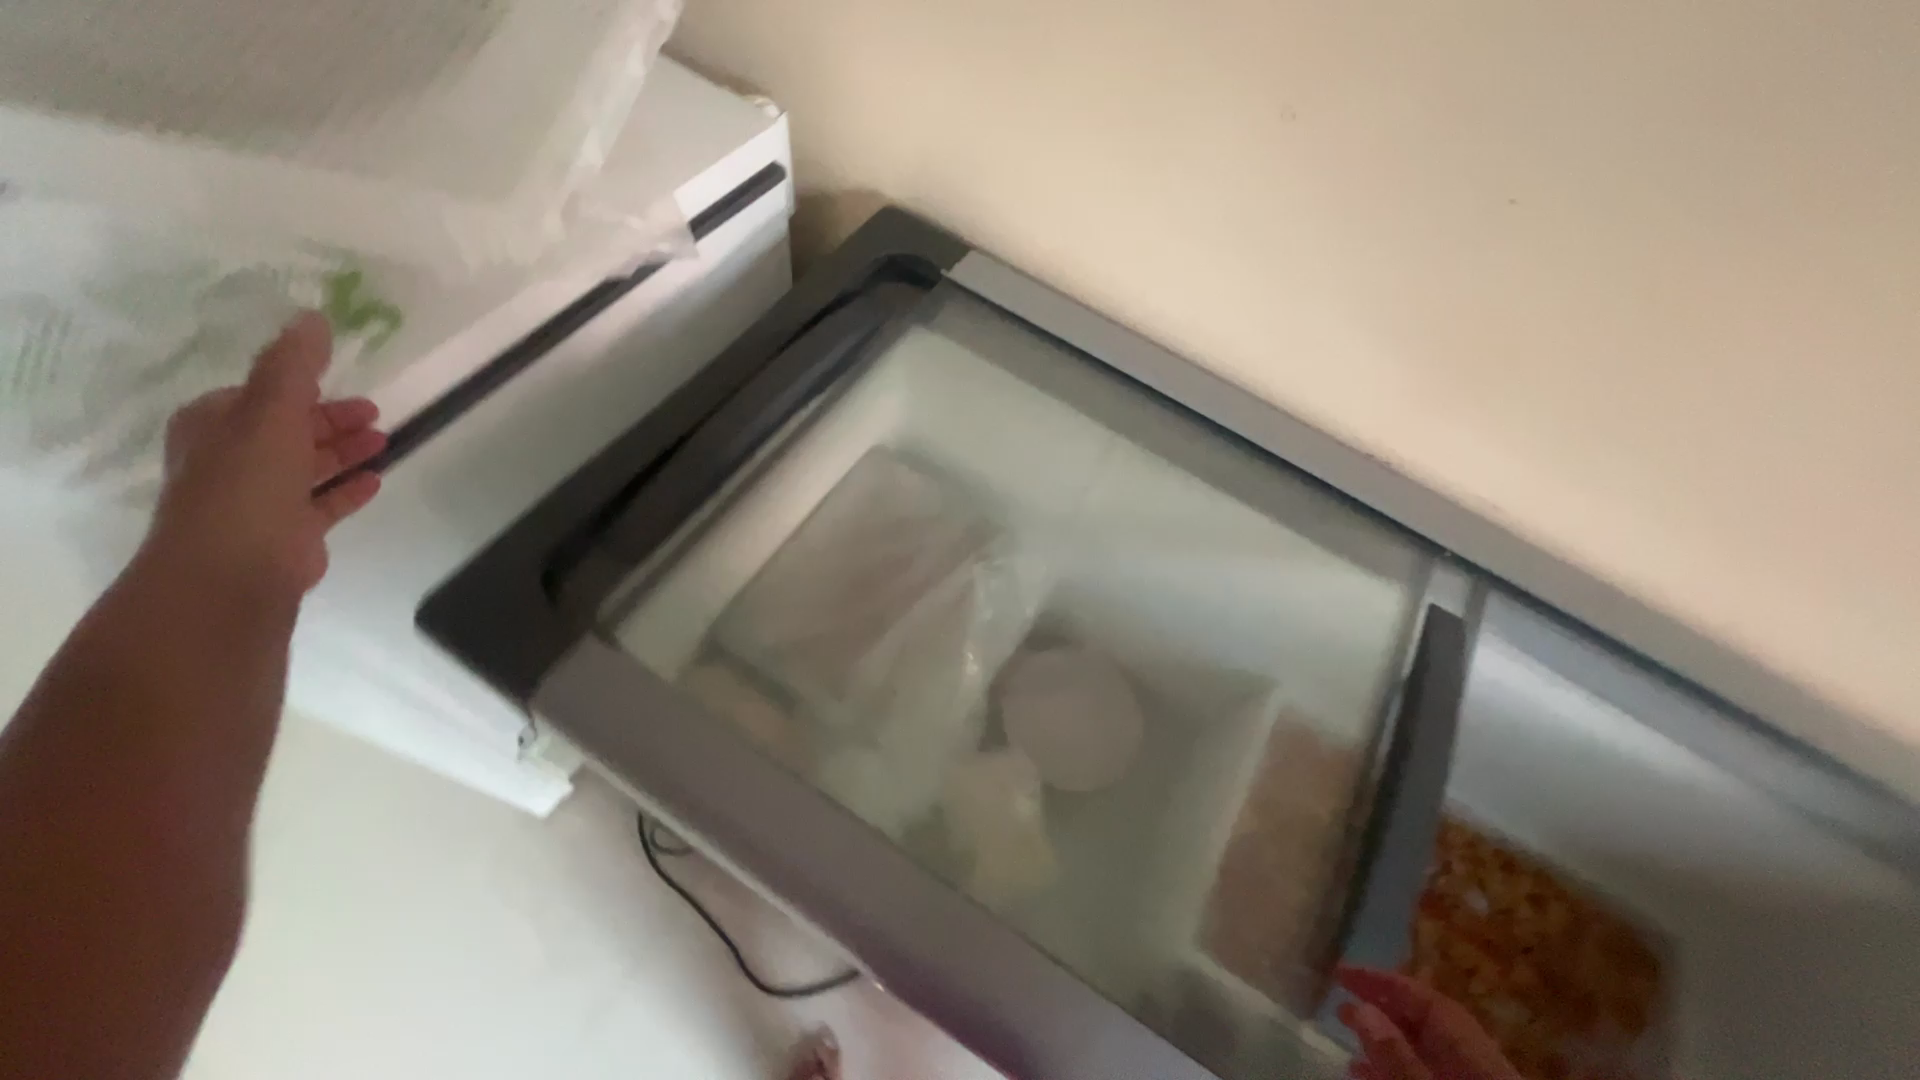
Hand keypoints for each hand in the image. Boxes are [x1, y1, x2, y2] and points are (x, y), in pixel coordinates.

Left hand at [146, 312, 384, 597]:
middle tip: (375, 412)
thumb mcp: (271, 414)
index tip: (341, 380)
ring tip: (386, 442)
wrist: (235, 570)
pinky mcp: (289, 532)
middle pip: (288, 430)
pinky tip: (377, 480)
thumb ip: (293, 366)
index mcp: (215, 426)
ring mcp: (260, 499)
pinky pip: (324, 503)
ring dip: (344, 452)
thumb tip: (312, 317)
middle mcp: (232, 459)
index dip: (301, 387)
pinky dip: (349, 489)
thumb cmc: (246, 485)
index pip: (260, 396)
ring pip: (308, 466)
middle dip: (330, 420)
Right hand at [1337, 966, 1523, 1079]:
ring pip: (1424, 1051)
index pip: (1429, 1002)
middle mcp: (1478, 1062)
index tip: (1342, 971)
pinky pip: (1424, 1074)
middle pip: (1428, 1024)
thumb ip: (1400, 1057)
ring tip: (1344, 1027)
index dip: (1384, 981)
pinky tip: (1360, 1069)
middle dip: (1381, 1006)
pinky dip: (1393, 1067)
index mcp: (1478, 1053)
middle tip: (1339, 997)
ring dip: (1382, 1037)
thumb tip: (1362, 1008)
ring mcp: (1469, 1079)